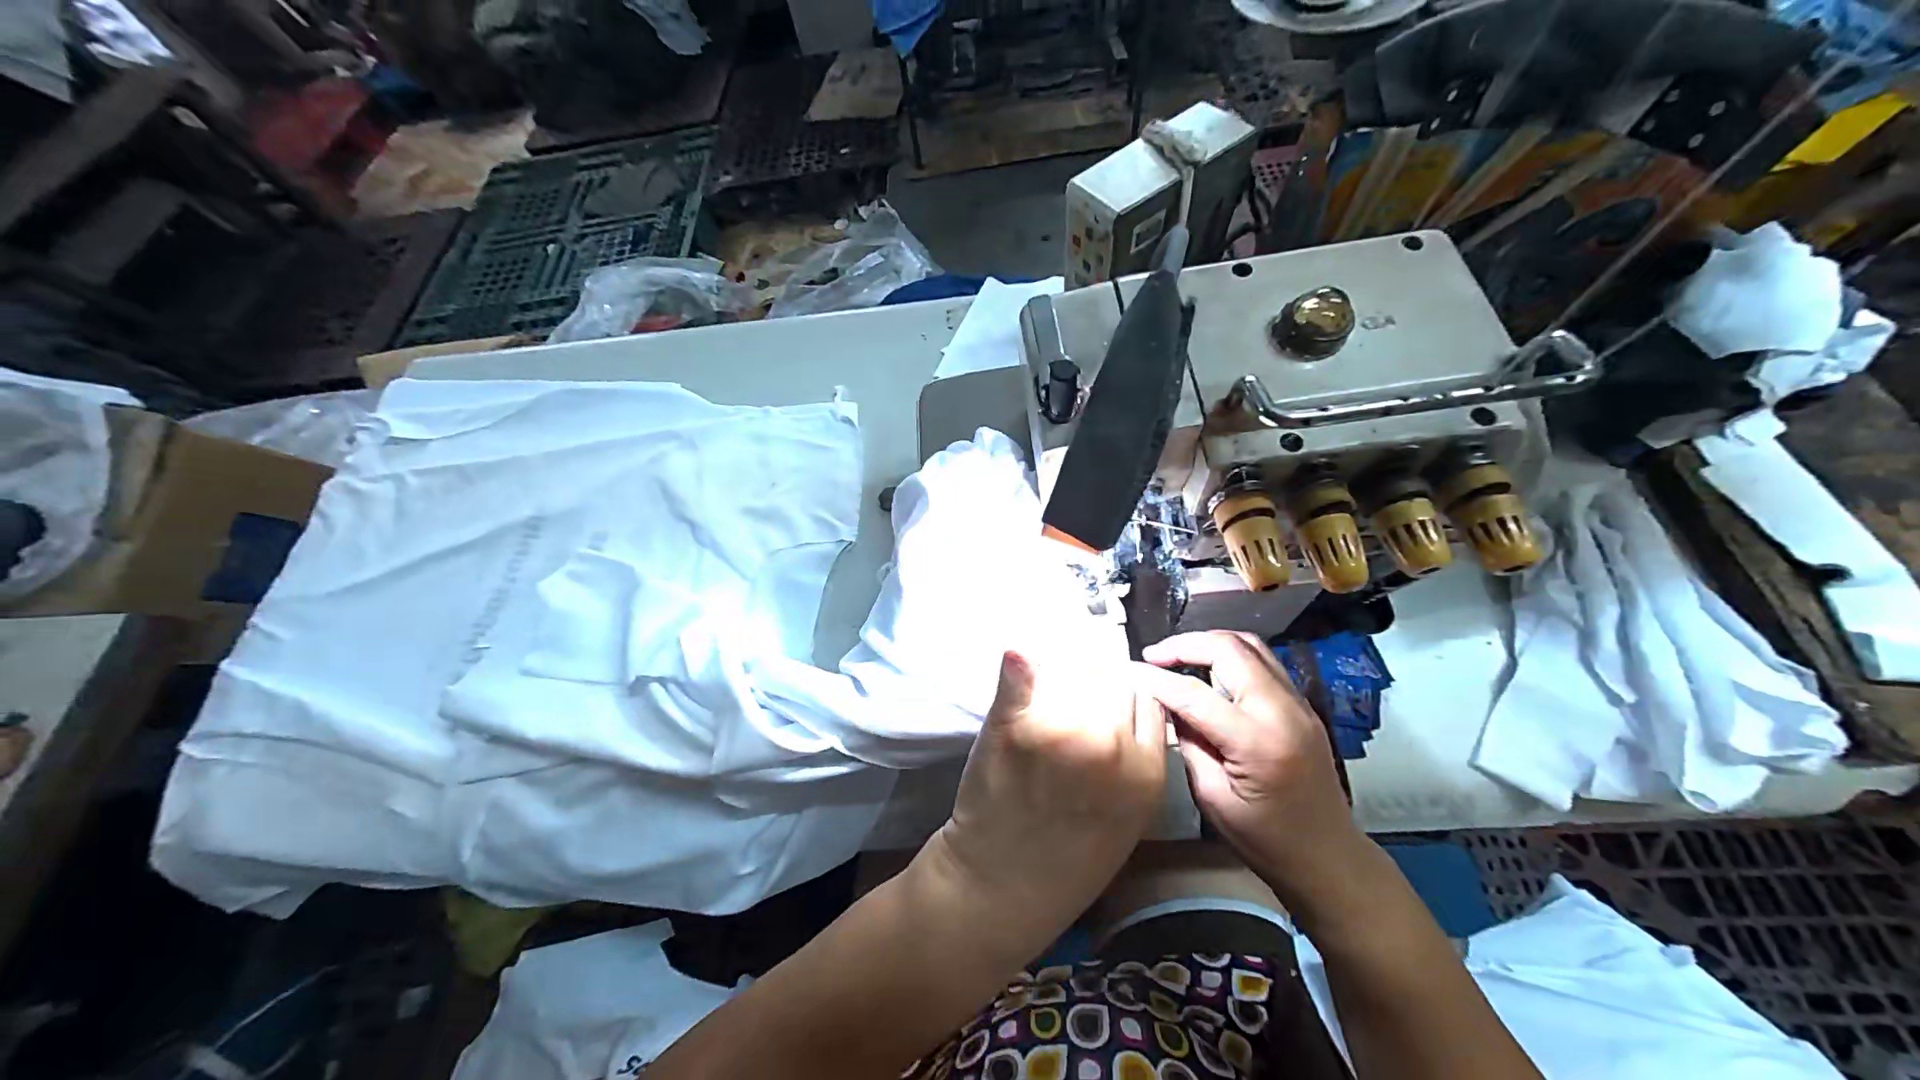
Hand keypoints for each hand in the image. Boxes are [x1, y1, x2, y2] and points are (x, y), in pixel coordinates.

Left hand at [926, 651, 1167, 936]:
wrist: (1002, 888)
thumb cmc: (1067, 856)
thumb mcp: (1128, 814)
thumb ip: (1137, 757)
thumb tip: (1128, 702)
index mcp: (1146, 770)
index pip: (1144, 698)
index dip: (1123, 695)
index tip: (1103, 697)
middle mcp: (1110, 745)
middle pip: (1110, 681)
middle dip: (1092, 686)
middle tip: (1069, 700)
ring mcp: (1060, 733)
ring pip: (1071, 675)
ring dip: (1060, 681)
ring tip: (1045, 702)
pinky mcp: (1013, 728)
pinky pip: (1019, 677)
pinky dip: (1017, 665)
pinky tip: (1017, 658)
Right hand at [1133, 632, 1365, 907]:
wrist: (1328, 857)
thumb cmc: (1267, 841)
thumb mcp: (1213, 797)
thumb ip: (1190, 743)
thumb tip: (1167, 704)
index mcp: (1258, 742)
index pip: (1195, 694)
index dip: (1156, 680)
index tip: (1130, 673)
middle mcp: (1283, 711)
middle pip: (1229, 649)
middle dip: (1184, 645)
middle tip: (1153, 656)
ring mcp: (1298, 704)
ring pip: (1250, 646)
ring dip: (1209, 645)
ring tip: (1177, 657)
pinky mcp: (1301, 705)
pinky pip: (1263, 663)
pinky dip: (1230, 657)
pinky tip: (1208, 672)